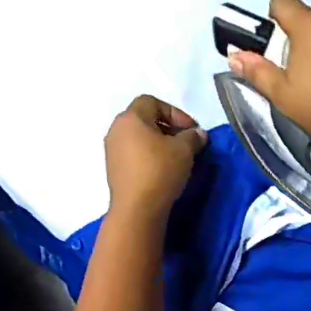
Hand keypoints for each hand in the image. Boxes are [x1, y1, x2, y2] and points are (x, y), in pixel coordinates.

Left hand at [103, 94, 206, 226]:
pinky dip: (148, 157)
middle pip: (144, 120)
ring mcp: (112, 151)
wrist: (137, 209)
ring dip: (158, 144)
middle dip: (167, 128)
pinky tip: (162, 171)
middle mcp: (116, 130)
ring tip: (176, 159)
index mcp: (130, 118)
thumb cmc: (160, 171)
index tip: (191, 130)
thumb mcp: (184, 150)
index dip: (175, 112)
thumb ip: (193, 137)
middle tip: (185, 143)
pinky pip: (133, 155)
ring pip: (138, 139)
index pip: (152, 102)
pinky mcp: (113, 170)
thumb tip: (198, 134)